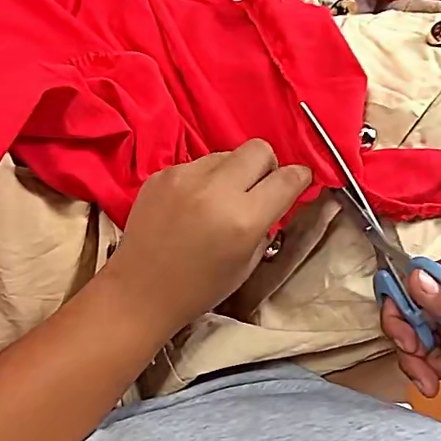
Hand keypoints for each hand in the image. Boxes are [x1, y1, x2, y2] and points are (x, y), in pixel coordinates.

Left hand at [103, 140, 311, 332]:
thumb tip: (276, 199)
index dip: (300, 177)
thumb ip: (266, 225)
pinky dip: (206, 179)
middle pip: (259, 150)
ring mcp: (185, 177)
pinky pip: (199, 163)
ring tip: (221, 200)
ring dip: (235, 172)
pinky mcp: (162, 174)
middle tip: (260, 188)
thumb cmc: (201, 287)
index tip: (300, 181)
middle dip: (268, 166)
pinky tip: (194, 204)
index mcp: (243, 219)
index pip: (286, 179)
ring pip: (227, 154)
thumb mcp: (248, 263)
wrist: (141, 291)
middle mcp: (216, 190)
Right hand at [382, 255, 440, 399]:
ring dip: (428, 364)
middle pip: (407, 317)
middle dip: (413, 348)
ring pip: (416, 341)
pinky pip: (430, 357)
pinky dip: (440, 370)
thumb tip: (415, 278)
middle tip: (426, 370)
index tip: (411, 342)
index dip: (401, 315)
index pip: (407, 285)